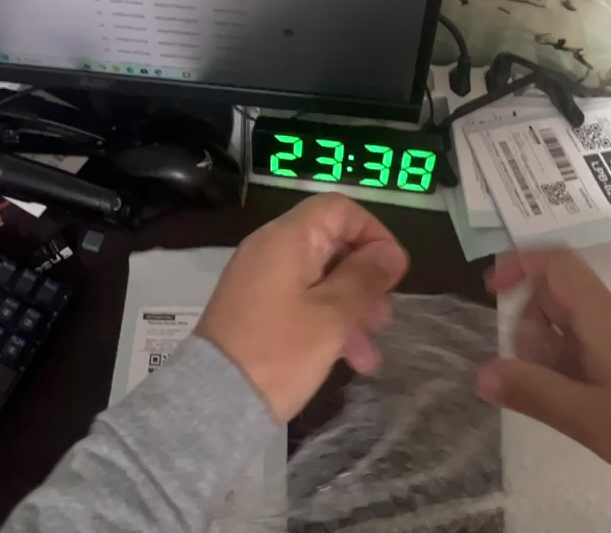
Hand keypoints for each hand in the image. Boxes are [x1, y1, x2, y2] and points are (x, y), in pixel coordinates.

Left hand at [195, 194, 409, 422]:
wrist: (216, 402)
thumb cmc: (279, 351)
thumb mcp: (332, 316)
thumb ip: (365, 278)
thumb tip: (391, 253)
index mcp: (287, 237)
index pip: (338, 208)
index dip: (373, 232)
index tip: (393, 271)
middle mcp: (271, 248)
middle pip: (331, 243)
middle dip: (365, 278)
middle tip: (384, 316)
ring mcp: (261, 278)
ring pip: (320, 276)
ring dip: (351, 307)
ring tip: (370, 350)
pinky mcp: (256, 307)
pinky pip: (301, 299)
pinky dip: (327, 319)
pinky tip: (349, 359)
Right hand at [477, 250, 610, 515]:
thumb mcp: (589, 421)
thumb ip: (532, 392)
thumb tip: (481, 372)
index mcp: (605, 318)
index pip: (557, 263)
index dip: (519, 265)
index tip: (491, 292)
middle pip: (558, 295)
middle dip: (530, 325)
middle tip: (527, 373)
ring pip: (574, 323)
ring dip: (550, 350)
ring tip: (555, 398)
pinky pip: (594, 344)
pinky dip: (572, 364)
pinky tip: (578, 403)